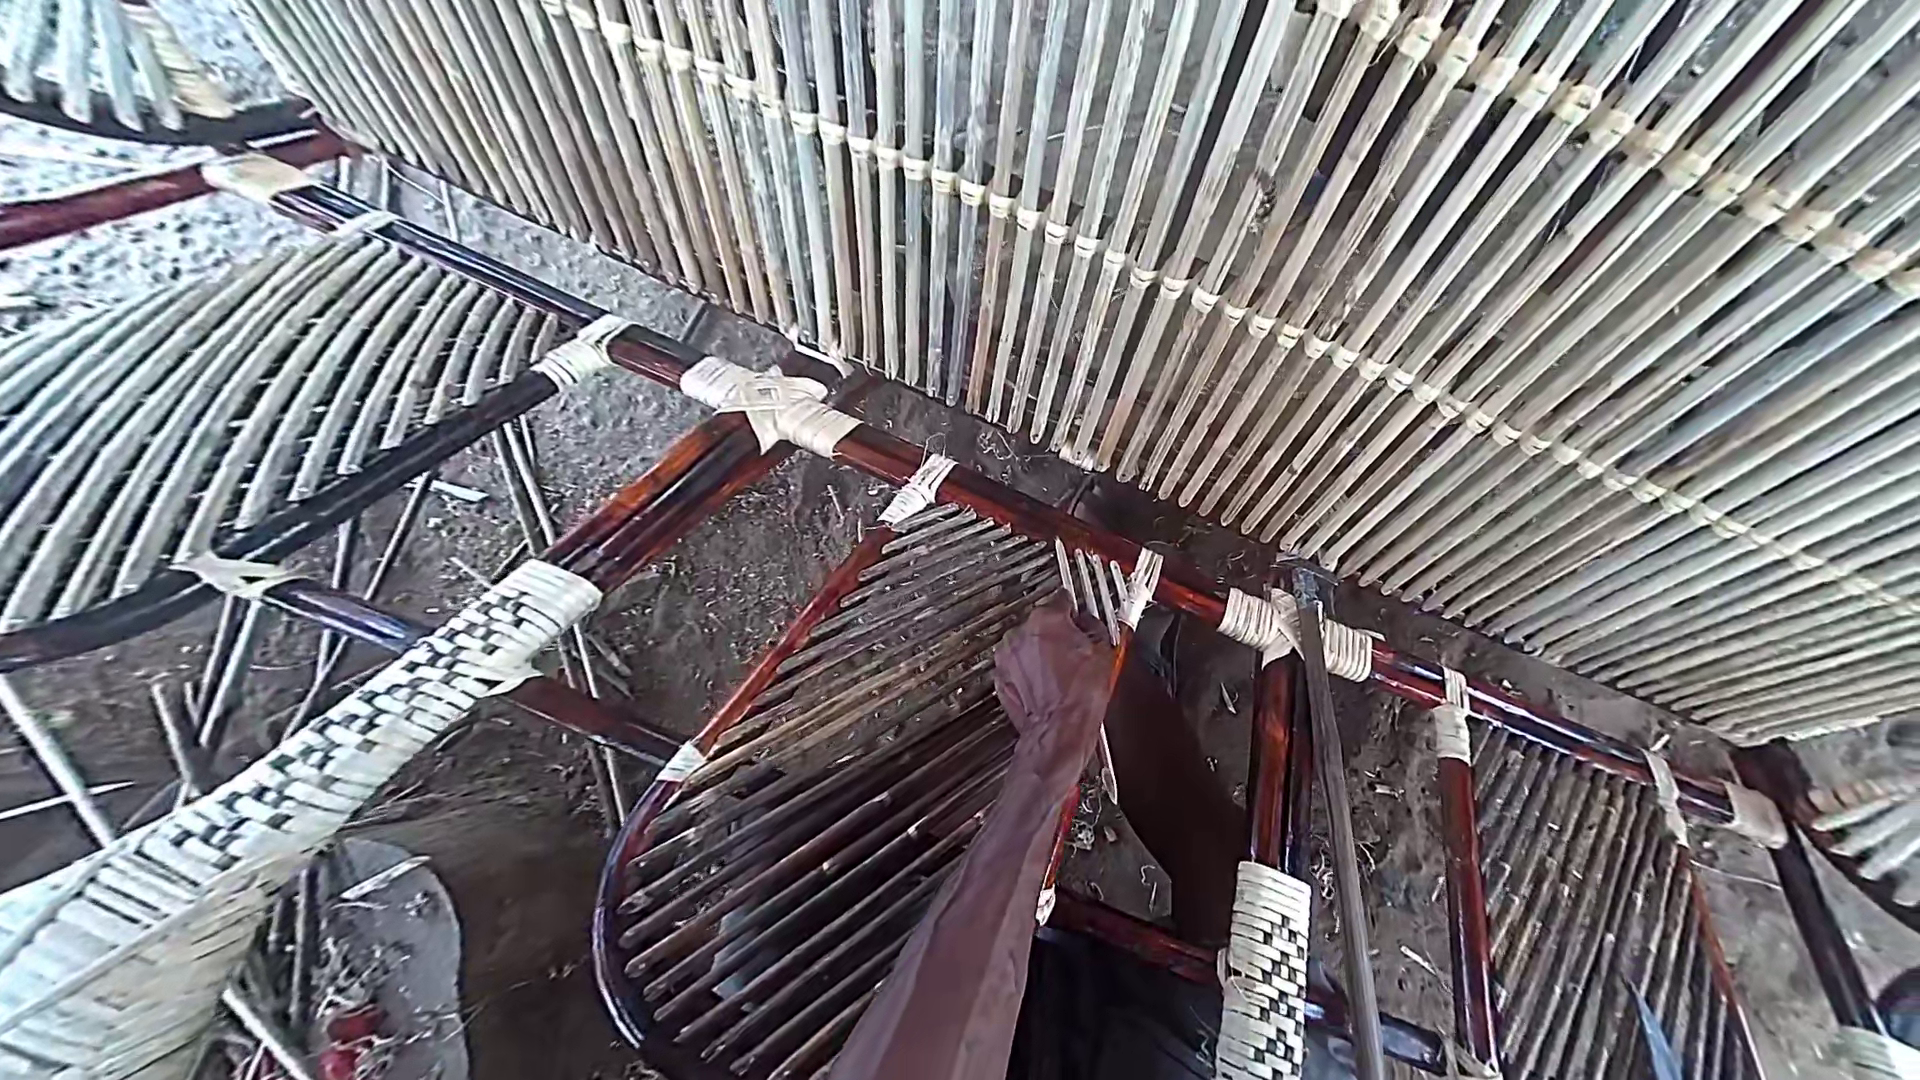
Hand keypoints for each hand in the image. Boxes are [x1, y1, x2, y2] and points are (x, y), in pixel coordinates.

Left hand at [993, 596, 1110, 736]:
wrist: (1060, 728)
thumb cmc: (1079, 695)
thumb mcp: (1103, 651)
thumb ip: (1094, 626)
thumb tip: (1089, 623)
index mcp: (1047, 619)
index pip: (1061, 599)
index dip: (1073, 608)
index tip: (1076, 612)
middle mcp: (1021, 632)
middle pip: (1042, 622)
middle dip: (1057, 633)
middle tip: (1073, 651)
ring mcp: (1007, 653)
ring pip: (1027, 643)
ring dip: (1040, 651)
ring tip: (1060, 671)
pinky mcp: (1001, 674)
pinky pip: (1017, 664)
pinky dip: (1028, 670)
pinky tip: (1046, 682)